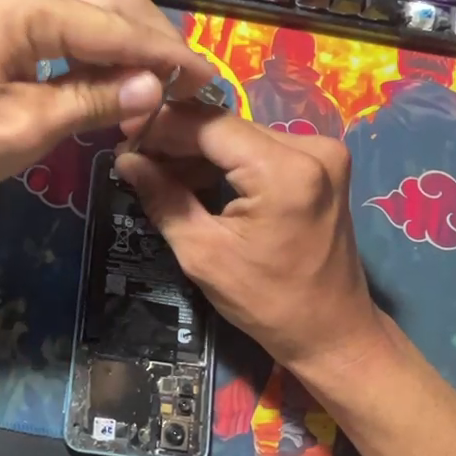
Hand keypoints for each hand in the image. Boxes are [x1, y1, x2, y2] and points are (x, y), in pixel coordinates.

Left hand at [0, 0, 212, 202]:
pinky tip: (112, 65)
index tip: (207, 79)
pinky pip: (62, 11)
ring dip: (126, 33)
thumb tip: (157, 87)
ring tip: (157, 74)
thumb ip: (95, 101)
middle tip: (185, 79)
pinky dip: (94, 36)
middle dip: (151, 37)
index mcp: (23, 5)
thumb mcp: (28, 128)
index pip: (115, 25)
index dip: (166, 55)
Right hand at [112, 110, 393, 388]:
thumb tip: (125, 160)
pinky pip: (260, 149)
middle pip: (226, 126)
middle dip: (176, 138)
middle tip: (132, 152)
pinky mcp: (321, 165)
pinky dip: (224, 161)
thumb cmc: (266, 302)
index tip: (122, 132)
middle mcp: (311, 148)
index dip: (162, 125)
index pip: (209, 125)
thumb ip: (163, 198)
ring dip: (197, 150)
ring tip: (155, 169)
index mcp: (284, 170)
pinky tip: (191, 177)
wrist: (332, 331)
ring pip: (240, 136)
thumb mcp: (203, 253)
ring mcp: (321, 153)